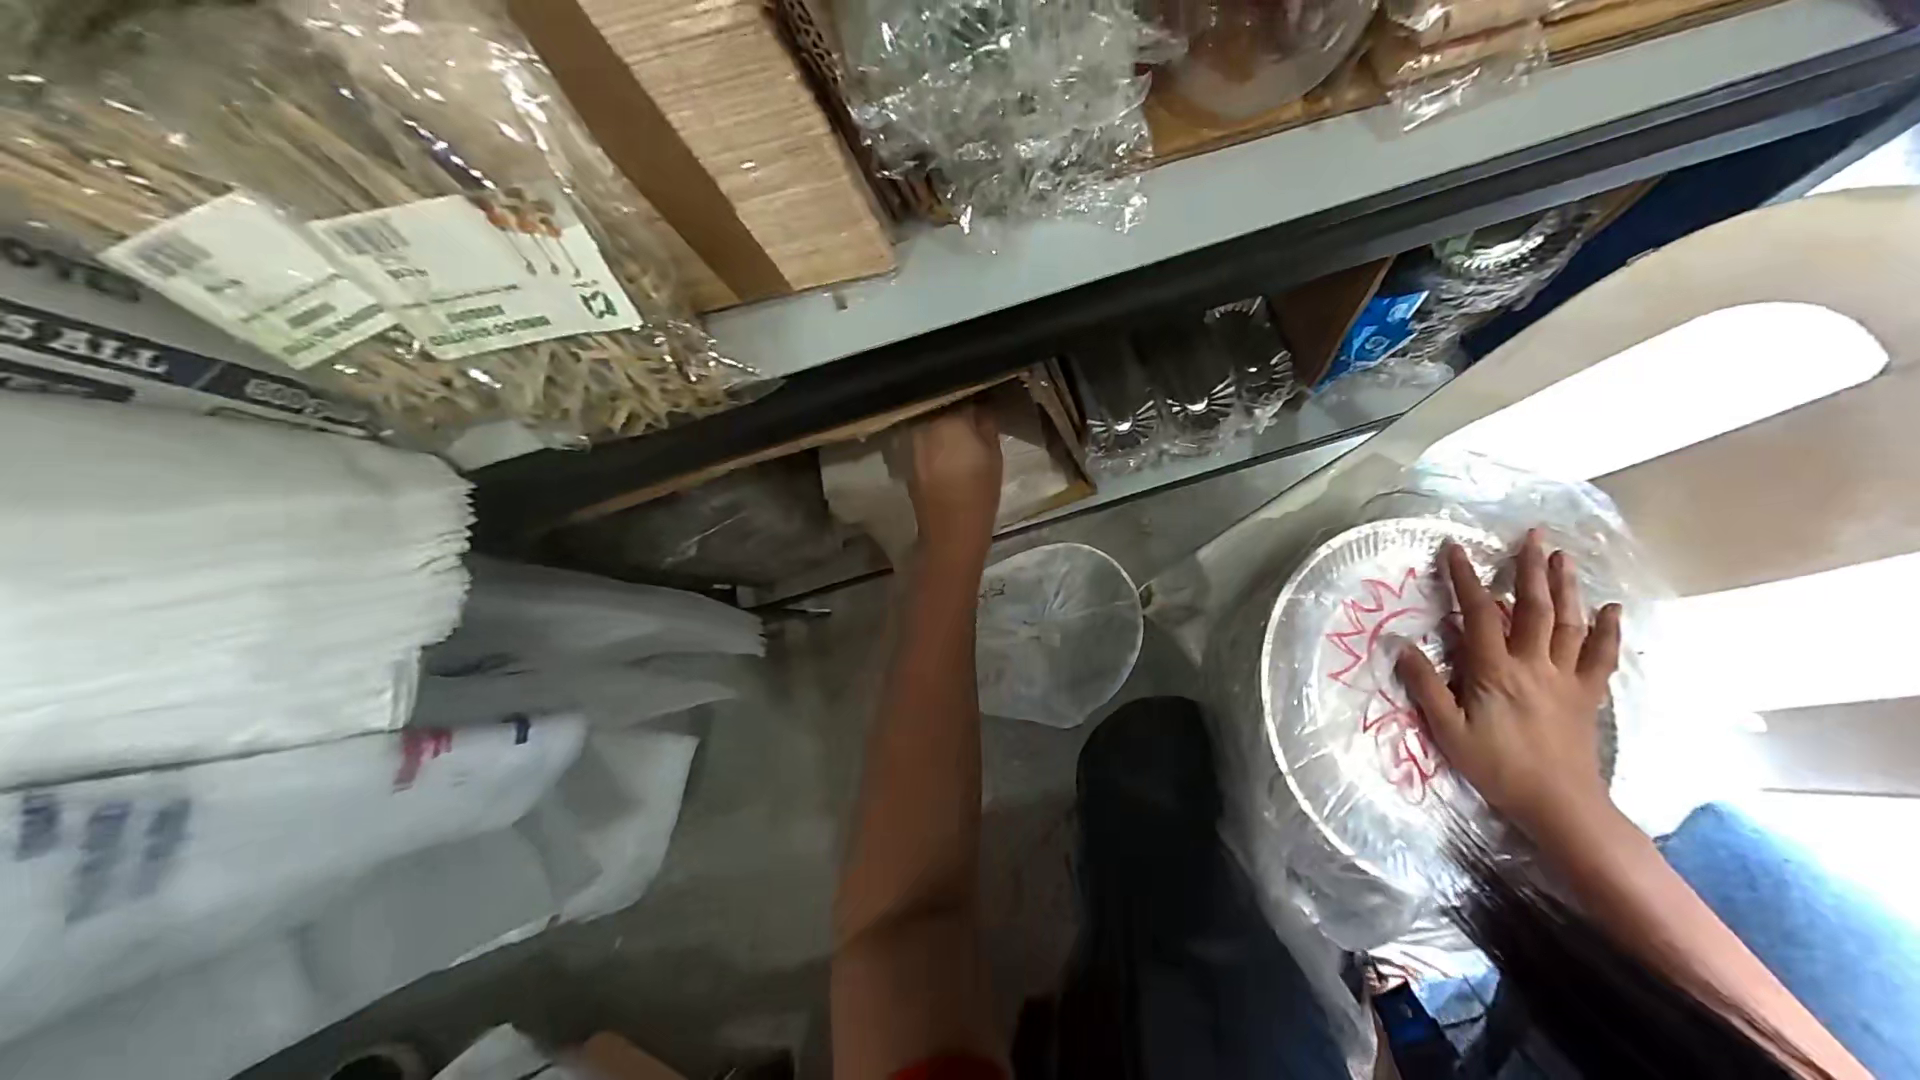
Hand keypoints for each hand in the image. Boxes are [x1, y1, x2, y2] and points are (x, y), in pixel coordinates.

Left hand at [905, 403, 1001, 555]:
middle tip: (971, 416)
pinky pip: (922, 440)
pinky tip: (945, 451)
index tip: (984, 403)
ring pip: (929, 423)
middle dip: (954, 408)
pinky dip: (932, 441)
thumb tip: (981, 408)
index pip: (962, 396)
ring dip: (942, 424)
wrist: (951, 532)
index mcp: (949, 420)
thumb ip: (986, 425)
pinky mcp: (906, 460)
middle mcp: (925, 426)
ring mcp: (912, 443)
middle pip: (940, 407)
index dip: (974, 399)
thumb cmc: (980, 492)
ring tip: (959, 433)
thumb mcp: (994, 455)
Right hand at [1396, 529, 1622, 842]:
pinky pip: (1601, 656)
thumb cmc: (1496, 766)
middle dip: (1531, 569)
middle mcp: (1534, 664)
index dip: (1466, 579)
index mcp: (1495, 670)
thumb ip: (1425, 685)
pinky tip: (1610, 609)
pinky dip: (1609, 630)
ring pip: (1570, 623)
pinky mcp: (1587, 694)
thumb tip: (1402, 645)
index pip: (1480, 613)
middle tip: (1533, 536)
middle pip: (1536, 608)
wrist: (1559, 803)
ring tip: (1564, 557)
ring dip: (1567, 587)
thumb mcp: (1447, 729)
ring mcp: (1566, 678)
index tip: (1455, 549)